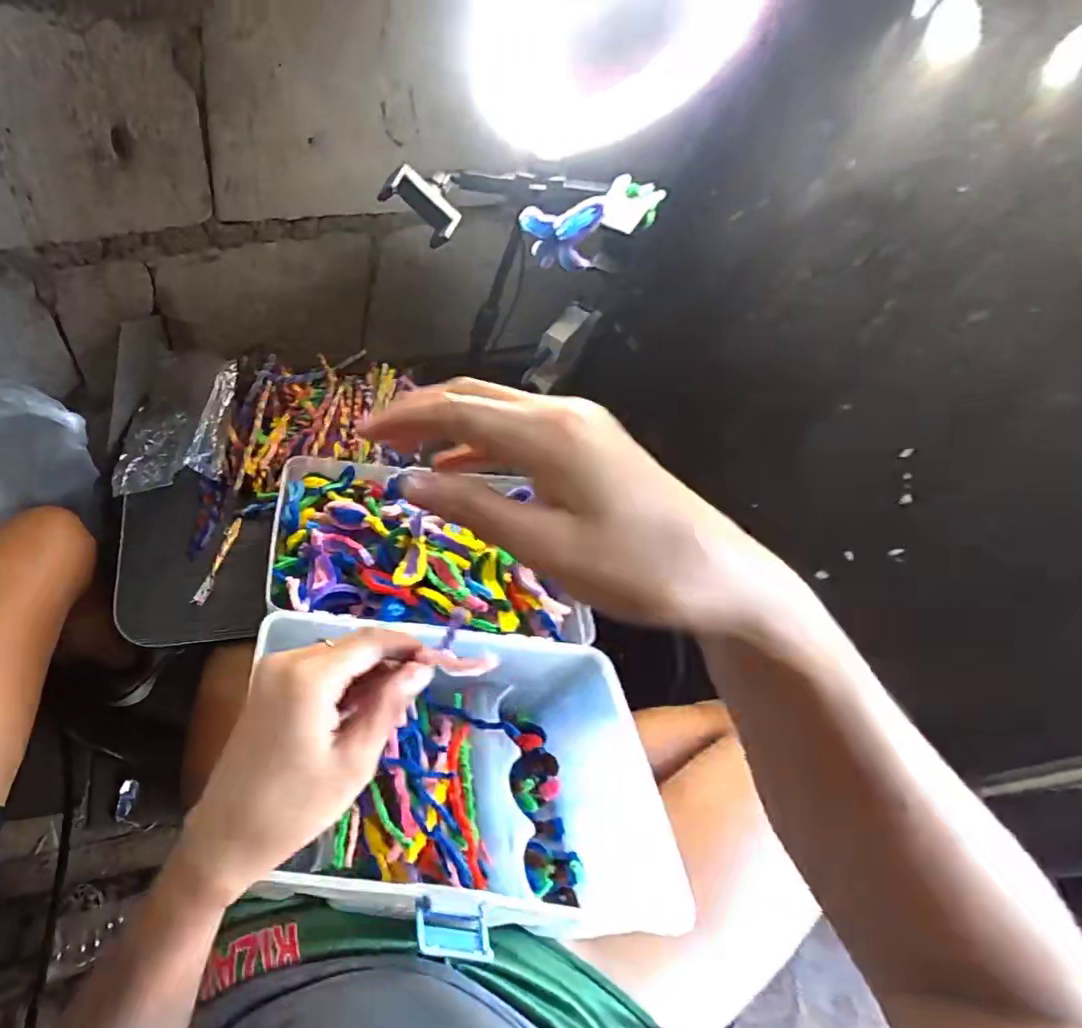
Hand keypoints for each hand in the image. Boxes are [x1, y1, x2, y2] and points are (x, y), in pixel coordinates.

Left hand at [171, 630, 482, 904]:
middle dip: (388, 665)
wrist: (228, 832)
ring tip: (388, 719)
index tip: (441, 663)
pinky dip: (341, 686)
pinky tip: (356, 718)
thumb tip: (420, 670)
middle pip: (351, 647)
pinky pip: (315, 672)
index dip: (409, 646)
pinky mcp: (266, 685)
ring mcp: (271, 670)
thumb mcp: (354, 760)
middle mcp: (286, 660)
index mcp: (308, 675)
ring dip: (366, 677)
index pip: (370, 641)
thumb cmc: (295, 807)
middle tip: (416, 701)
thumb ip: (388, 706)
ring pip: (335, 658)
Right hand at [361, 379, 805, 637]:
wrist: (720, 576)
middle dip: (418, 412)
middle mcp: (560, 414)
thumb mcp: (541, 544)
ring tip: (403, 449)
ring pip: (494, 411)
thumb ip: (470, 508)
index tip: (361, 434)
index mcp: (547, 432)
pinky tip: (457, 465)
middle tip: (374, 437)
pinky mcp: (587, 443)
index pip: (456, 410)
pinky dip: (477, 443)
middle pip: (472, 397)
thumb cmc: (631, 567)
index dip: (403, 419)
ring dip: (445, 425)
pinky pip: (517, 431)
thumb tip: (407, 482)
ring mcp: (578, 424)